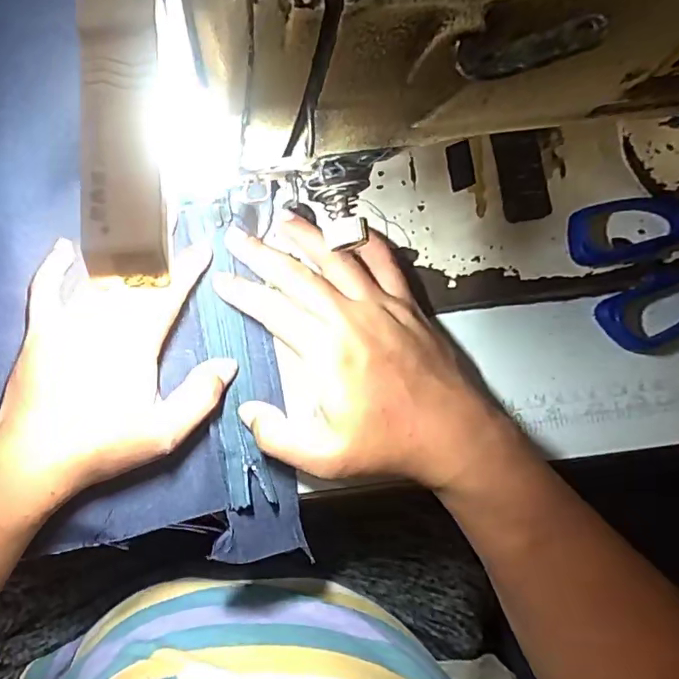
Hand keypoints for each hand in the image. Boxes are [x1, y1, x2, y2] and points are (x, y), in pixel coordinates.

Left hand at [0, 238, 236, 504]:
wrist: (36, 455)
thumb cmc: (101, 446)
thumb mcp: (163, 432)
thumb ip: (200, 396)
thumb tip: (228, 363)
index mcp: (137, 340)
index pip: (169, 293)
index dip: (188, 267)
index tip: (202, 245)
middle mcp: (103, 320)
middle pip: (136, 274)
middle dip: (157, 244)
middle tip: (170, 215)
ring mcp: (68, 320)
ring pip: (98, 274)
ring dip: (117, 247)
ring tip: (133, 223)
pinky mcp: (39, 329)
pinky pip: (45, 288)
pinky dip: (53, 266)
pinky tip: (62, 248)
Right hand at [212, 216, 532, 497]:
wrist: (456, 436)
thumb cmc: (393, 445)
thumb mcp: (324, 457)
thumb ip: (277, 436)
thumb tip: (249, 412)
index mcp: (328, 352)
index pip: (272, 309)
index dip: (242, 292)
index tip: (222, 281)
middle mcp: (353, 320)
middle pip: (297, 275)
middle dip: (261, 253)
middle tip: (239, 238)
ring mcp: (382, 308)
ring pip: (338, 259)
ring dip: (307, 237)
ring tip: (284, 221)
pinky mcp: (407, 307)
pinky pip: (384, 263)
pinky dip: (366, 242)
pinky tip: (352, 229)